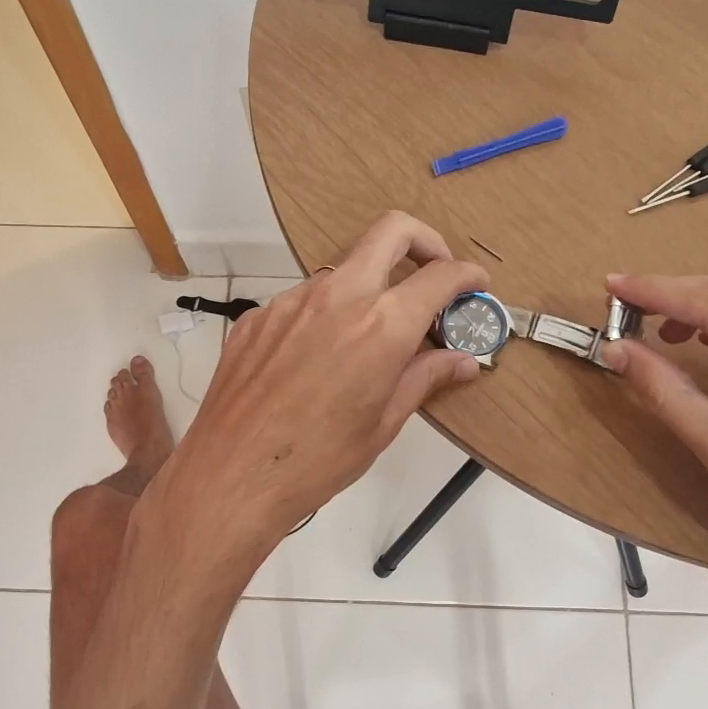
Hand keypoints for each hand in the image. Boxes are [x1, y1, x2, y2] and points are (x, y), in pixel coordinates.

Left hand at [153, 212, 488, 551]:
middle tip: (433, 274)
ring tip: (366, 342)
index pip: (440, 276)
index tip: (475, 285)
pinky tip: (314, 363)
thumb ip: (424, 379)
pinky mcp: (256, 317)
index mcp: (381, 326)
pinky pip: (301, 303)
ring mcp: (290, 301)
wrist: (232, 476)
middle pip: (392, 231)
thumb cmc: (319, 461)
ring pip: (341, 272)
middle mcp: (337, 296)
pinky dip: (322, 318)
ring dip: (366, 290)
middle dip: (424, 242)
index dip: (466, 276)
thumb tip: (463, 361)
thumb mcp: (383, 423)